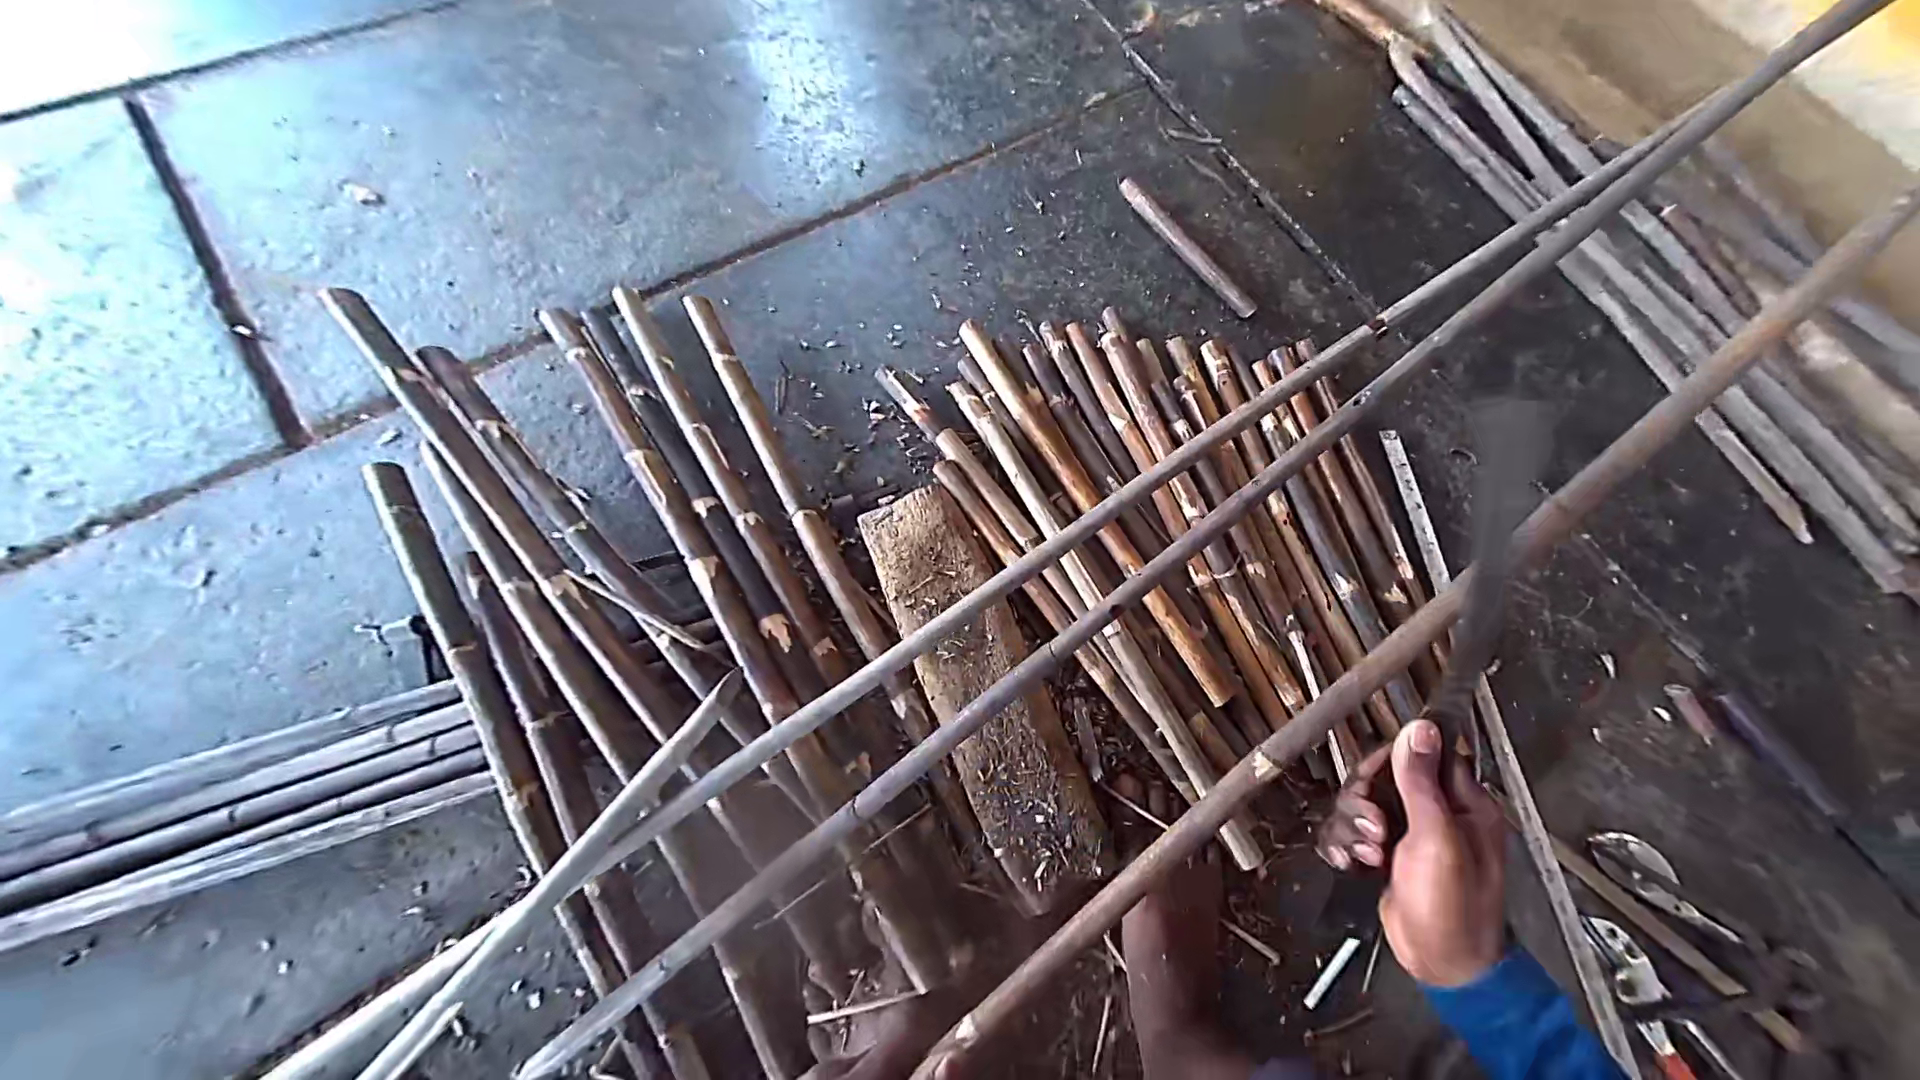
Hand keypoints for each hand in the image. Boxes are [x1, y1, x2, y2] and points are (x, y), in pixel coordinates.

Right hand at [1316, 719, 1507, 986]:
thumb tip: (1421, 725)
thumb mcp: (1437, 838)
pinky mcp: (1380, 853)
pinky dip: (1342, 845)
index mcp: (1460, 804)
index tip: (1373, 784)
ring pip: (1355, 804)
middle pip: (1375, 778)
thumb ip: (1421, 781)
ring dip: (1351, 828)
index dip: (1389, 762)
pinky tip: (1352, 865)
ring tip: (1368, 856)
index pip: (1416, 755)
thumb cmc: (1452, 904)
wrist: (1442, 965)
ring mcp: (1404, 833)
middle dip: (1362, 802)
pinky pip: (1346, 831)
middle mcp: (1431, 812)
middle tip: (1372, 828)